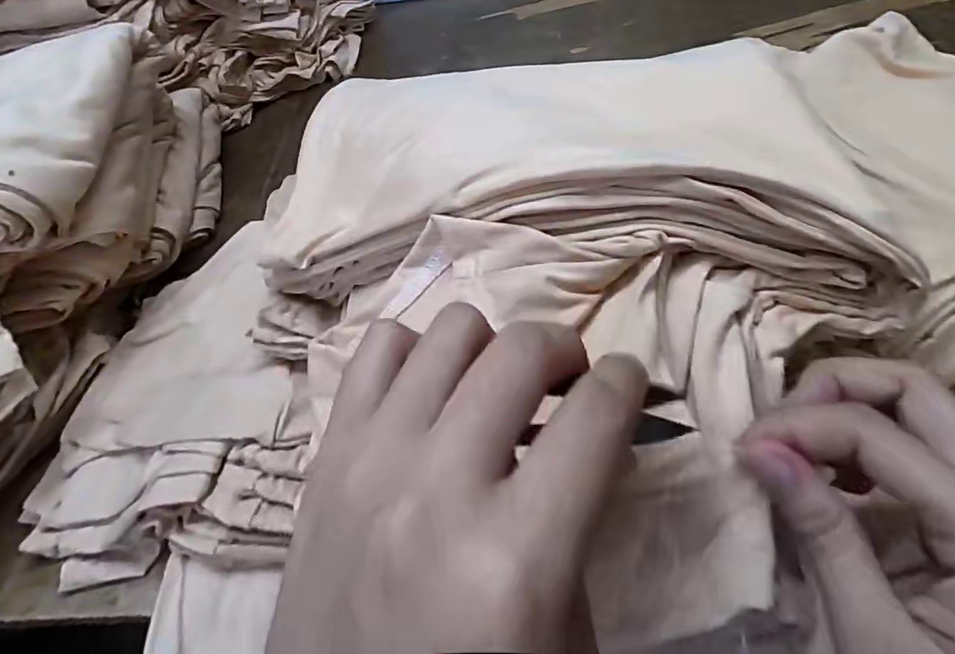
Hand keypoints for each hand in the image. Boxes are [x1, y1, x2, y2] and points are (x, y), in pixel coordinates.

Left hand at [268, 304, 647, 653]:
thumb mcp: (562, 638)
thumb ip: (581, 523)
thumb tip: (599, 434)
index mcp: (515, 558)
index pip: (594, 417)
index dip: (625, 382)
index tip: (626, 378)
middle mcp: (439, 488)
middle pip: (520, 351)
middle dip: (563, 348)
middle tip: (568, 378)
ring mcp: (372, 459)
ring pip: (449, 330)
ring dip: (491, 346)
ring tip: (496, 384)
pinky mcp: (327, 452)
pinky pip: (377, 347)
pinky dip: (416, 351)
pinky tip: (430, 390)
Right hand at [739, 359, 954, 653]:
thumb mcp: (875, 643)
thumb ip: (822, 536)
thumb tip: (757, 448)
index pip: (880, 432)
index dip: (800, 423)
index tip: (743, 448)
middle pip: (921, 394)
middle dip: (836, 388)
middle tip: (778, 423)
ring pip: (924, 418)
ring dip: (849, 412)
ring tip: (792, 447)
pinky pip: (921, 463)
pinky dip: (863, 453)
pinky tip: (825, 482)